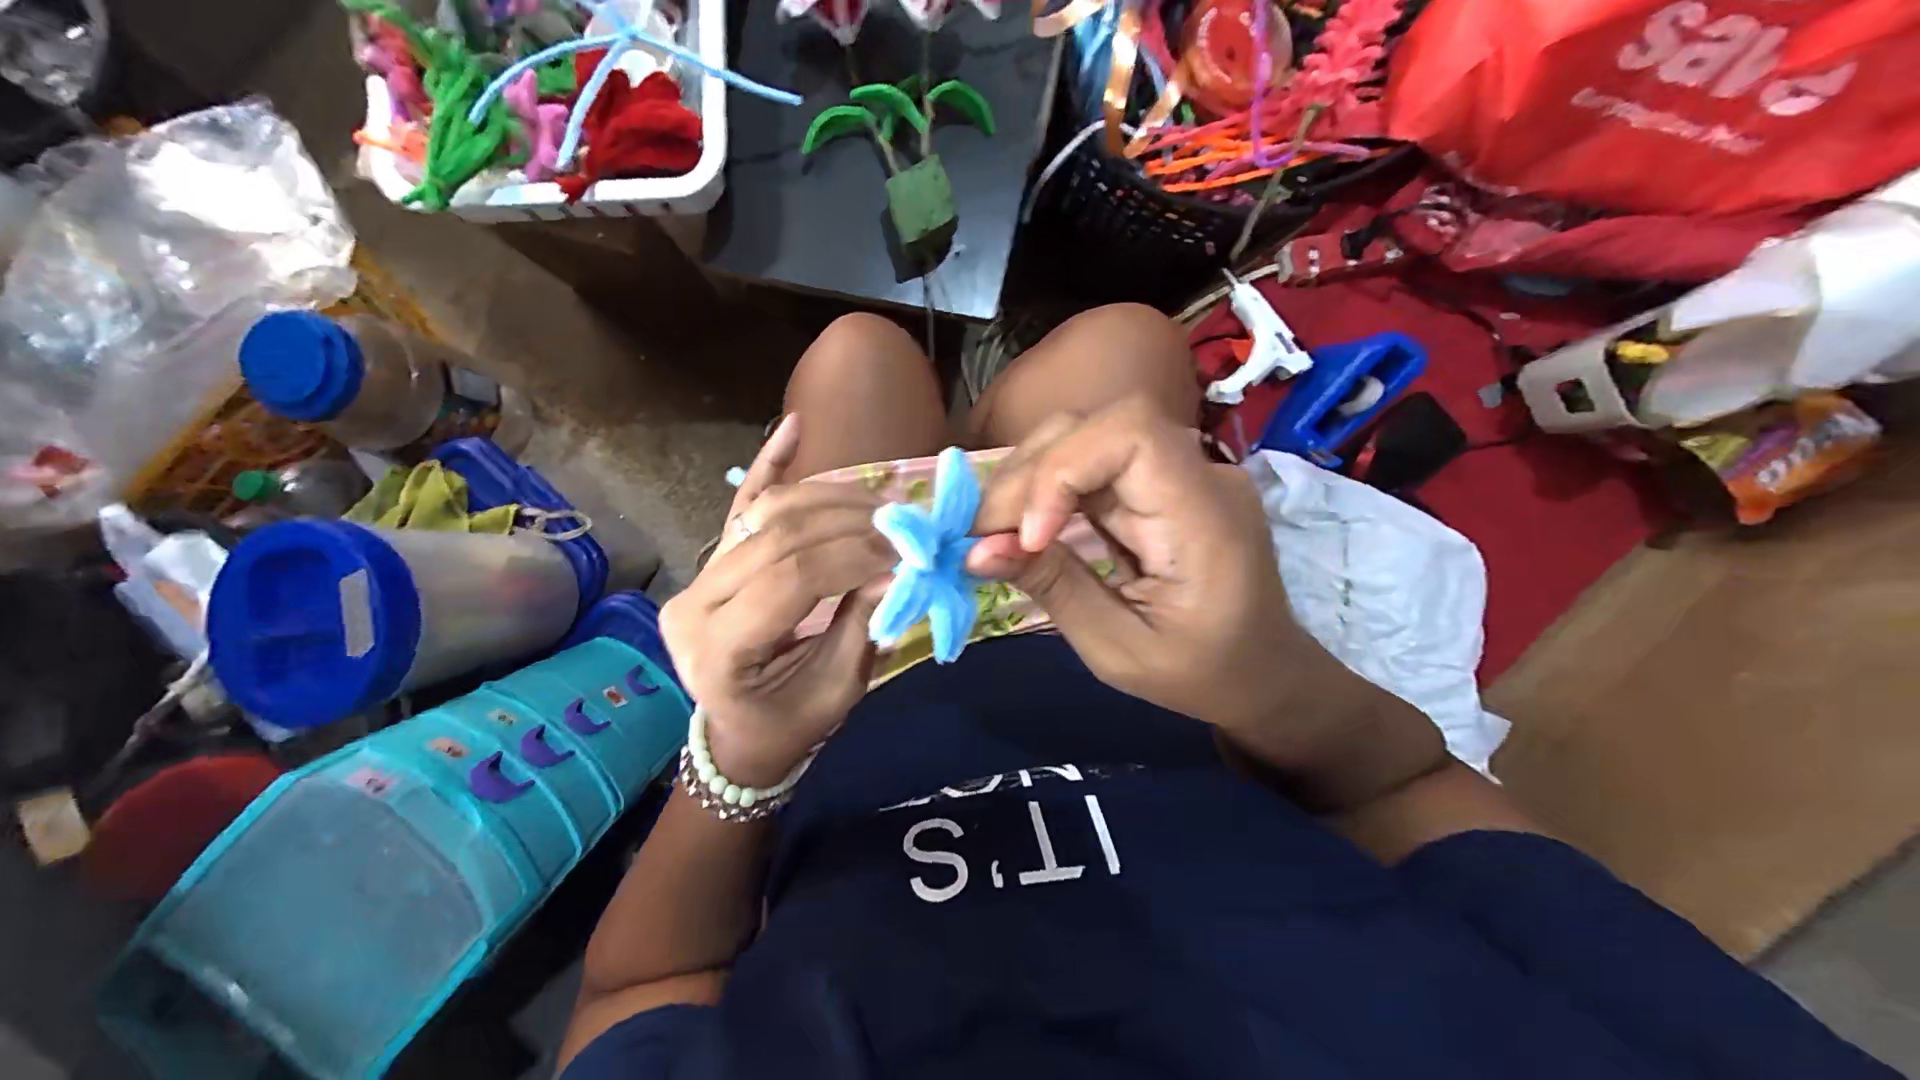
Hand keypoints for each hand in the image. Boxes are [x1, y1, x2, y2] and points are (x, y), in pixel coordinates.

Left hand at [659, 415, 894, 786]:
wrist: (740, 733)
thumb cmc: (790, 725)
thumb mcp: (835, 692)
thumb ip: (862, 625)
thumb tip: (900, 567)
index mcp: (718, 648)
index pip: (792, 578)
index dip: (856, 555)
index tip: (909, 551)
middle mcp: (696, 601)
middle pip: (779, 536)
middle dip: (852, 524)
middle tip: (906, 524)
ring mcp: (698, 575)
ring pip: (767, 511)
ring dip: (831, 498)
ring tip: (882, 504)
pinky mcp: (713, 560)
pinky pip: (742, 505)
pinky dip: (770, 464)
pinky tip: (794, 429)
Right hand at [967, 398, 1327, 734]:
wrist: (1264, 672)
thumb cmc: (1201, 675)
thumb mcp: (1120, 651)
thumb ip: (1055, 588)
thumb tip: (975, 550)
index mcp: (1205, 519)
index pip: (1132, 435)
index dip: (1063, 469)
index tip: (1029, 537)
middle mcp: (1199, 476)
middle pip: (1100, 425)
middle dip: (1029, 472)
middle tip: (984, 534)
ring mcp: (1181, 473)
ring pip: (1088, 436)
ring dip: (1029, 476)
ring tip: (996, 530)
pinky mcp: (1160, 483)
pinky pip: (1095, 463)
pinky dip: (1048, 488)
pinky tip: (1025, 525)